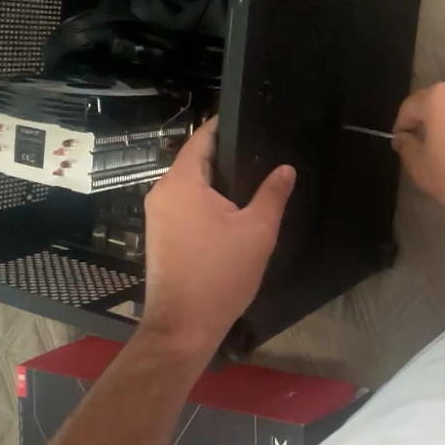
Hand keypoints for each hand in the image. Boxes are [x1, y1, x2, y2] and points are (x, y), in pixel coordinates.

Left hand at [140, 117, 294, 361]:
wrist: (184, 326)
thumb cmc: (221, 273)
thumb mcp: (258, 230)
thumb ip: (273, 193)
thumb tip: (286, 168)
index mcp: (182, 183)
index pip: (202, 139)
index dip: (225, 125)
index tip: (251, 118)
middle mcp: (162, 192)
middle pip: (196, 161)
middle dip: (228, 155)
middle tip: (264, 152)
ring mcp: (158, 215)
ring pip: (191, 185)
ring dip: (219, 181)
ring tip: (255, 179)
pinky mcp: (160, 235)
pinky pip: (186, 204)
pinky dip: (208, 200)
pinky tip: (234, 209)